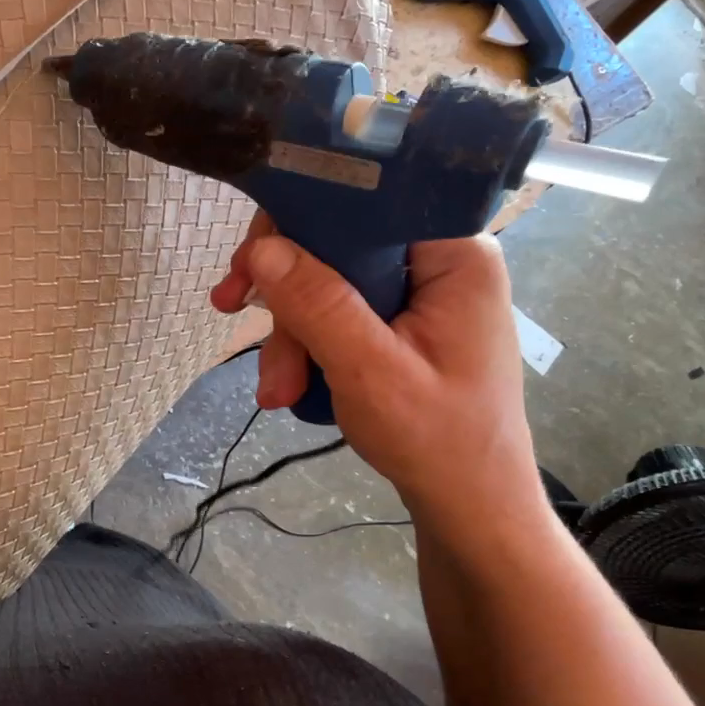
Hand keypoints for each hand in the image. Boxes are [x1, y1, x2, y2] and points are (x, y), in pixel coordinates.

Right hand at [210, 215, 540, 520]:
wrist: (469, 503)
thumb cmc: (438, 440)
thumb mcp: (370, 372)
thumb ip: (318, 306)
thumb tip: (262, 248)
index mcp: (454, 255)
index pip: (364, 203)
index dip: (298, 221)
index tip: (249, 263)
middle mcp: (436, 260)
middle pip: (334, 244)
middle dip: (284, 295)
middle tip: (235, 319)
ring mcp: (417, 291)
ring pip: (324, 281)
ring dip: (288, 334)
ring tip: (276, 390)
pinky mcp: (398, 319)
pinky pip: (334, 310)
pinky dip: (304, 344)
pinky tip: (289, 383)